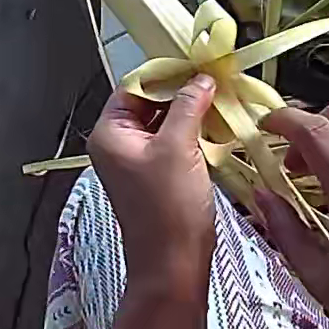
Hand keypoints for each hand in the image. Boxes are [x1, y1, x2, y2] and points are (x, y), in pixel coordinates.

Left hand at [86, 76, 218, 296]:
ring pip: (162, 120)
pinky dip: (191, 129)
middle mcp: (118, 143)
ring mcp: (137, 159)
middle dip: (180, 90)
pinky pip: (171, 140)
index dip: (164, 73)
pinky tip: (215, 121)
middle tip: (213, 77)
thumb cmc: (169, 208)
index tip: (195, 62)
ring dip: (188, 109)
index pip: (133, 86)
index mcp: (110, 133)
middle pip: (148, 102)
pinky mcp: (156, 173)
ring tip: (219, 95)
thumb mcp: (178, 147)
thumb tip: (201, 78)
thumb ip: (188, 106)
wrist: (174, 265)